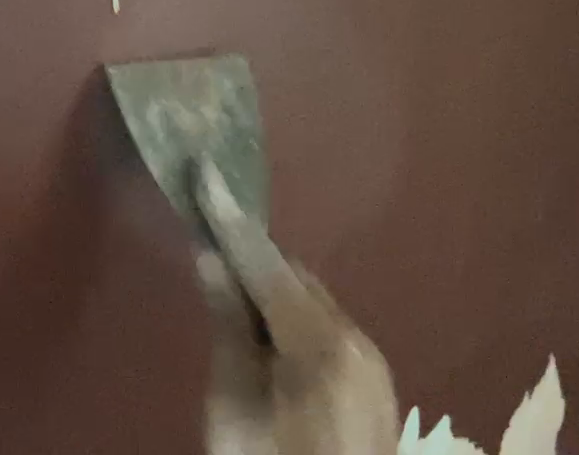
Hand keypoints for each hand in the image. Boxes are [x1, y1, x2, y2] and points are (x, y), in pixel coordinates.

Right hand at [196, 162, 399, 454]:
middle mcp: (357, 339)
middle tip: (206, 236)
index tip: (205, 173)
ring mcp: (372, 360)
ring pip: (310, 297)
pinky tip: (263, 326)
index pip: (266, 263)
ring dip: (269, 284)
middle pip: (293, 274)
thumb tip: (210, 256)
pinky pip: (323, 324)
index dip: (229, 219)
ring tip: (228, 281)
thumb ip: (229, 326)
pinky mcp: (372, 378)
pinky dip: (288, 313)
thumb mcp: (234, 406)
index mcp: (322, 346)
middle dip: (251, 254)